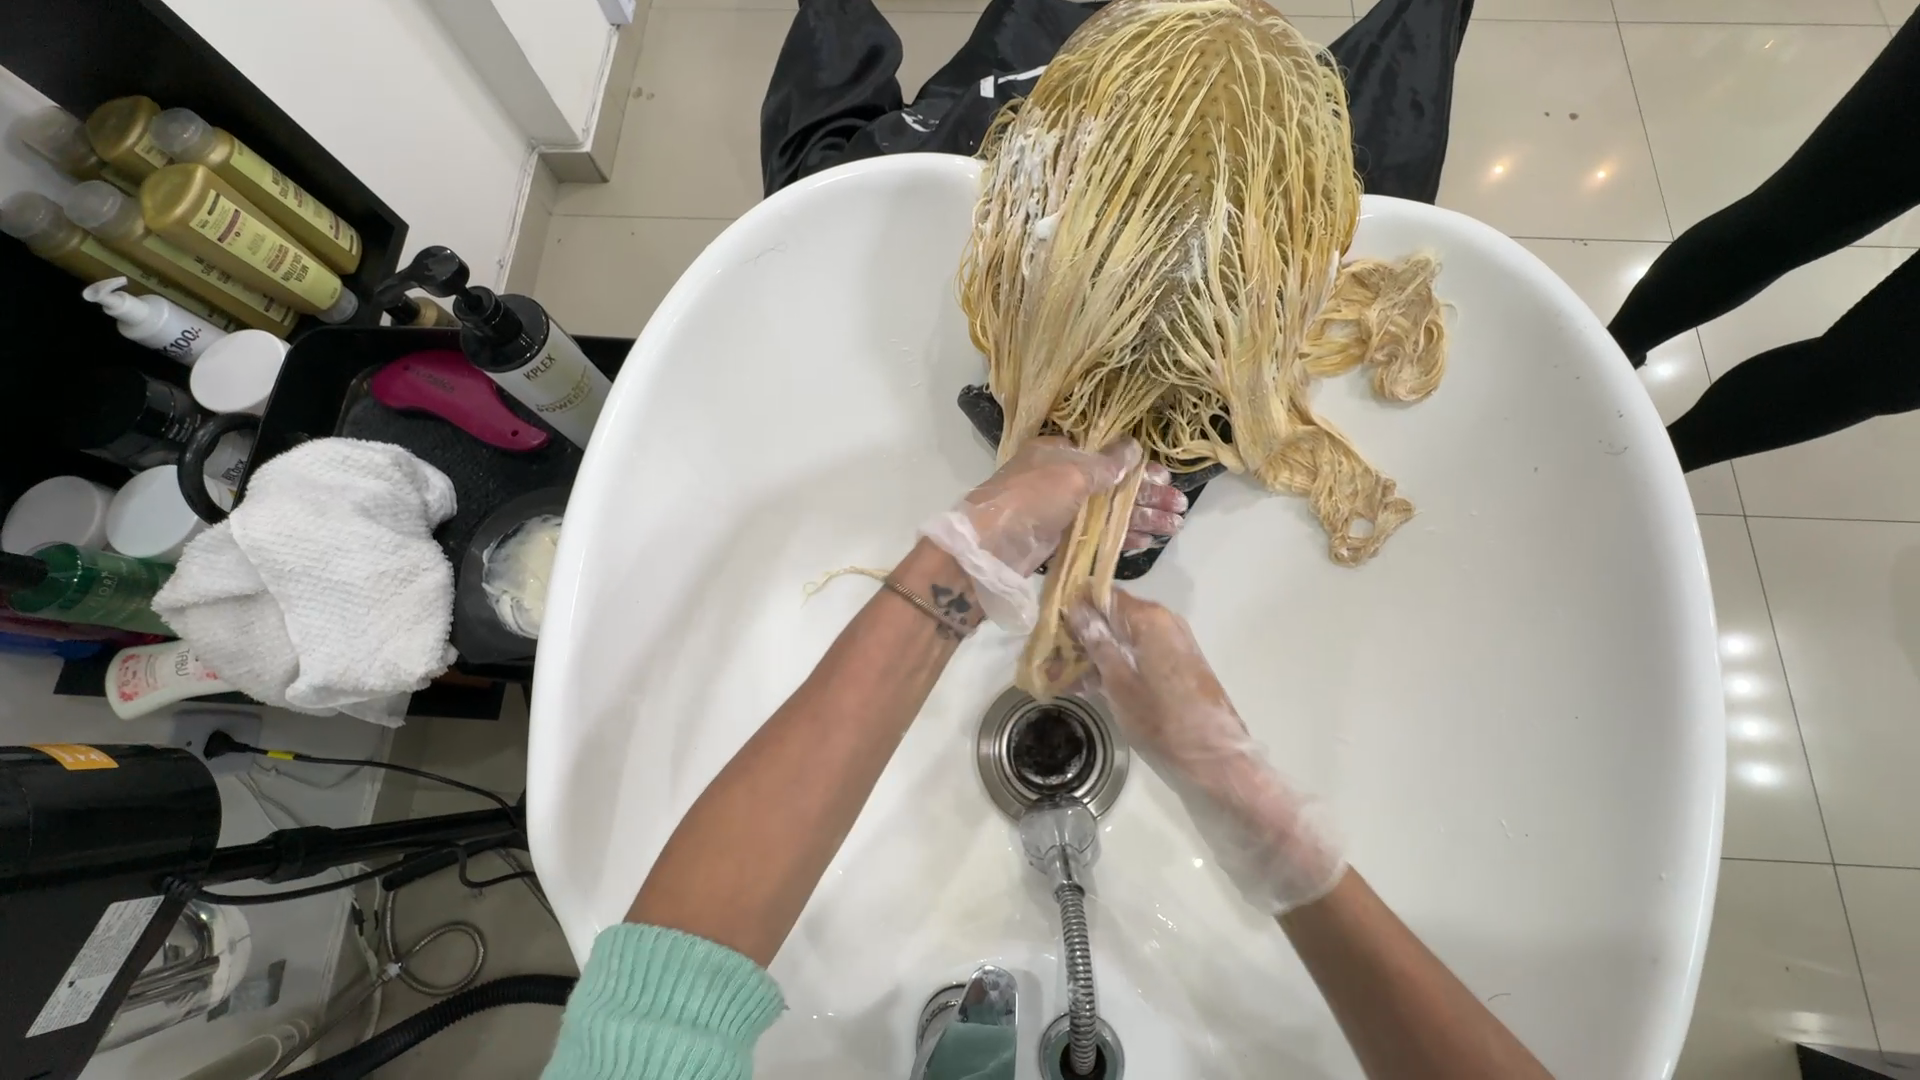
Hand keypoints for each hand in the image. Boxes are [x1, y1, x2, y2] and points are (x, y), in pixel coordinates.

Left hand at [962, 436, 1187, 575]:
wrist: (991, 546)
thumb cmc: (1032, 498)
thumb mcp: (1072, 473)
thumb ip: (1107, 464)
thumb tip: (1135, 447)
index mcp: (1058, 452)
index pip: (1107, 456)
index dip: (1139, 468)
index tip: (1166, 480)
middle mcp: (1060, 478)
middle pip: (1113, 486)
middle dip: (1147, 496)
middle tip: (1180, 509)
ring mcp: (1060, 511)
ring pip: (1108, 512)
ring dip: (1141, 518)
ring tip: (1173, 527)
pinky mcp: (1059, 539)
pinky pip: (1096, 534)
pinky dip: (1121, 537)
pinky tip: (1146, 542)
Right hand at [1067, 591, 1345, 913]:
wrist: (1214, 756)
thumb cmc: (1162, 718)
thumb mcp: (1118, 682)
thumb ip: (1096, 642)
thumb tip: (1075, 608)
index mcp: (1148, 618)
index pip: (1103, 594)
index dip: (1073, 604)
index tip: (1048, 620)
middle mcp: (1162, 622)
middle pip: (1111, 616)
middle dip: (1078, 634)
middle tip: (1047, 655)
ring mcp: (1169, 642)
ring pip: (1120, 637)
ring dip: (1091, 653)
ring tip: (1058, 675)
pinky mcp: (1173, 663)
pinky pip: (1134, 653)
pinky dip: (1112, 665)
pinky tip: (1084, 685)